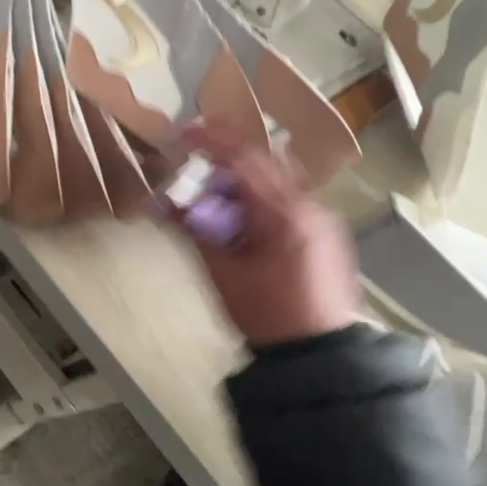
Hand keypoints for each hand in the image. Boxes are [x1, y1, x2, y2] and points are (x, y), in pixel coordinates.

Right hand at [171, 127, 360, 348]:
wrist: (318, 353)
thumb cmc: (265, 312)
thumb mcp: (220, 271)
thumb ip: (194, 229)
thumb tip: (165, 201)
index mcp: (285, 213)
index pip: (244, 161)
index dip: (209, 141)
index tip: (179, 131)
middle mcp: (310, 207)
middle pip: (263, 164)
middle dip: (223, 160)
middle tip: (189, 165)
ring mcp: (320, 220)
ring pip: (274, 181)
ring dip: (238, 181)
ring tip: (208, 198)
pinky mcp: (321, 234)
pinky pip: (284, 200)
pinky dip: (254, 198)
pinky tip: (234, 218)